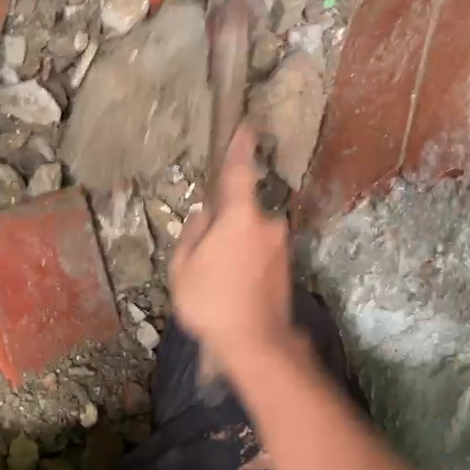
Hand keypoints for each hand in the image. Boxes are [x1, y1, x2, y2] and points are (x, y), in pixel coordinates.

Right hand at [171, 124, 299, 369]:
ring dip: (235, 249)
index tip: (245, 127)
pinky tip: (232, 291)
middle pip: (240, 213)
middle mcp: (267, 225)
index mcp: (240, 217)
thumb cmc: (212, 303)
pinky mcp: (286, 268)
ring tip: (217, 283)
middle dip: (224, 227)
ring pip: (250, 236)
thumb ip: (191, 235)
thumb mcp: (183, 268)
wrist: (256, 343)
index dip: (239, 148)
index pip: (239, 172)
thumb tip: (204, 218)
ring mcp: (281, 247)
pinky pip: (259, 255)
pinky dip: (246, 265)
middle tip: (205, 259)